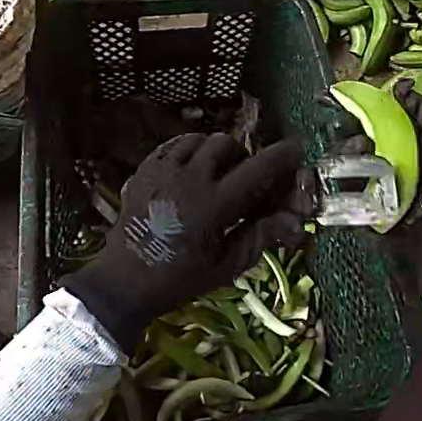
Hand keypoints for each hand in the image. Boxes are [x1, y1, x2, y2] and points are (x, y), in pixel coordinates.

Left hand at [65, 133, 311, 351]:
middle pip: (226, 144)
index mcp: (213, 205)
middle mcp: (188, 179)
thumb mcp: (227, 265)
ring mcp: (162, 171)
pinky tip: (190, 170)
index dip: (280, 156)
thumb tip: (296, 221)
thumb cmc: (181, 278)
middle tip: (242, 175)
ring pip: (197, 139)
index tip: (294, 150)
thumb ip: (261, 236)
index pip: (257, 169)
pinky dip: (187, 150)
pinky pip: (172, 145)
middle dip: (241, 155)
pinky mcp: (143, 170)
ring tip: (215, 171)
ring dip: (213, 150)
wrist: (125, 281)